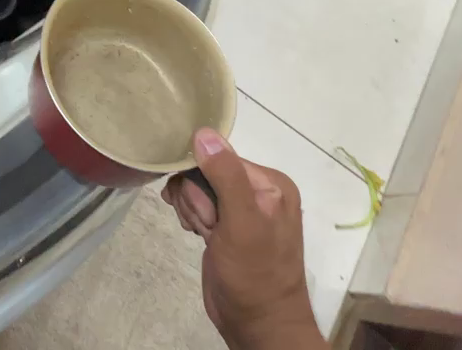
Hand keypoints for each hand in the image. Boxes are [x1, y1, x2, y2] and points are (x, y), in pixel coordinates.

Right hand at [161, 128, 322, 349]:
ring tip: (207, 236)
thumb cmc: (255, 276)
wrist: (257, 328)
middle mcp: (257, 190)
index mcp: (271, 183)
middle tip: (210, 227)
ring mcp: (240, 207)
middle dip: (197, 199)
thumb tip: (202, 132)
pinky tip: (198, 234)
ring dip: (192, 210)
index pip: (218, 156)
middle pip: (203, 171)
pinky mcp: (224, 224)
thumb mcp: (243, 225)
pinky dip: (190, 216)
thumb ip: (226, 177)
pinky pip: (194, 201)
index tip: (210, 212)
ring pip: (194, 186)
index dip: (203, 181)